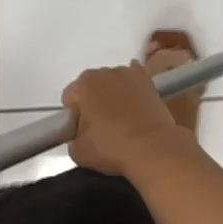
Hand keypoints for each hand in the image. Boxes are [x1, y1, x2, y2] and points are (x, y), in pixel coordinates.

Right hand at [63, 62, 198, 177]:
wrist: (152, 149)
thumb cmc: (113, 147)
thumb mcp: (78, 152)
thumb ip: (72, 137)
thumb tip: (80, 136)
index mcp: (84, 84)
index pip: (70, 98)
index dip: (73, 116)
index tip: (81, 131)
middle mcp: (105, 72)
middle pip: (91, 87)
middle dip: (92, 104)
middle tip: (99, 129)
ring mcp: (129, 74)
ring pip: (112, 84)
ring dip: (112, 96)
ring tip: (120, 122)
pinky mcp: (148, 81)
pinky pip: (134, 81)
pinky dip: (132, 90)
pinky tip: (133, 105)